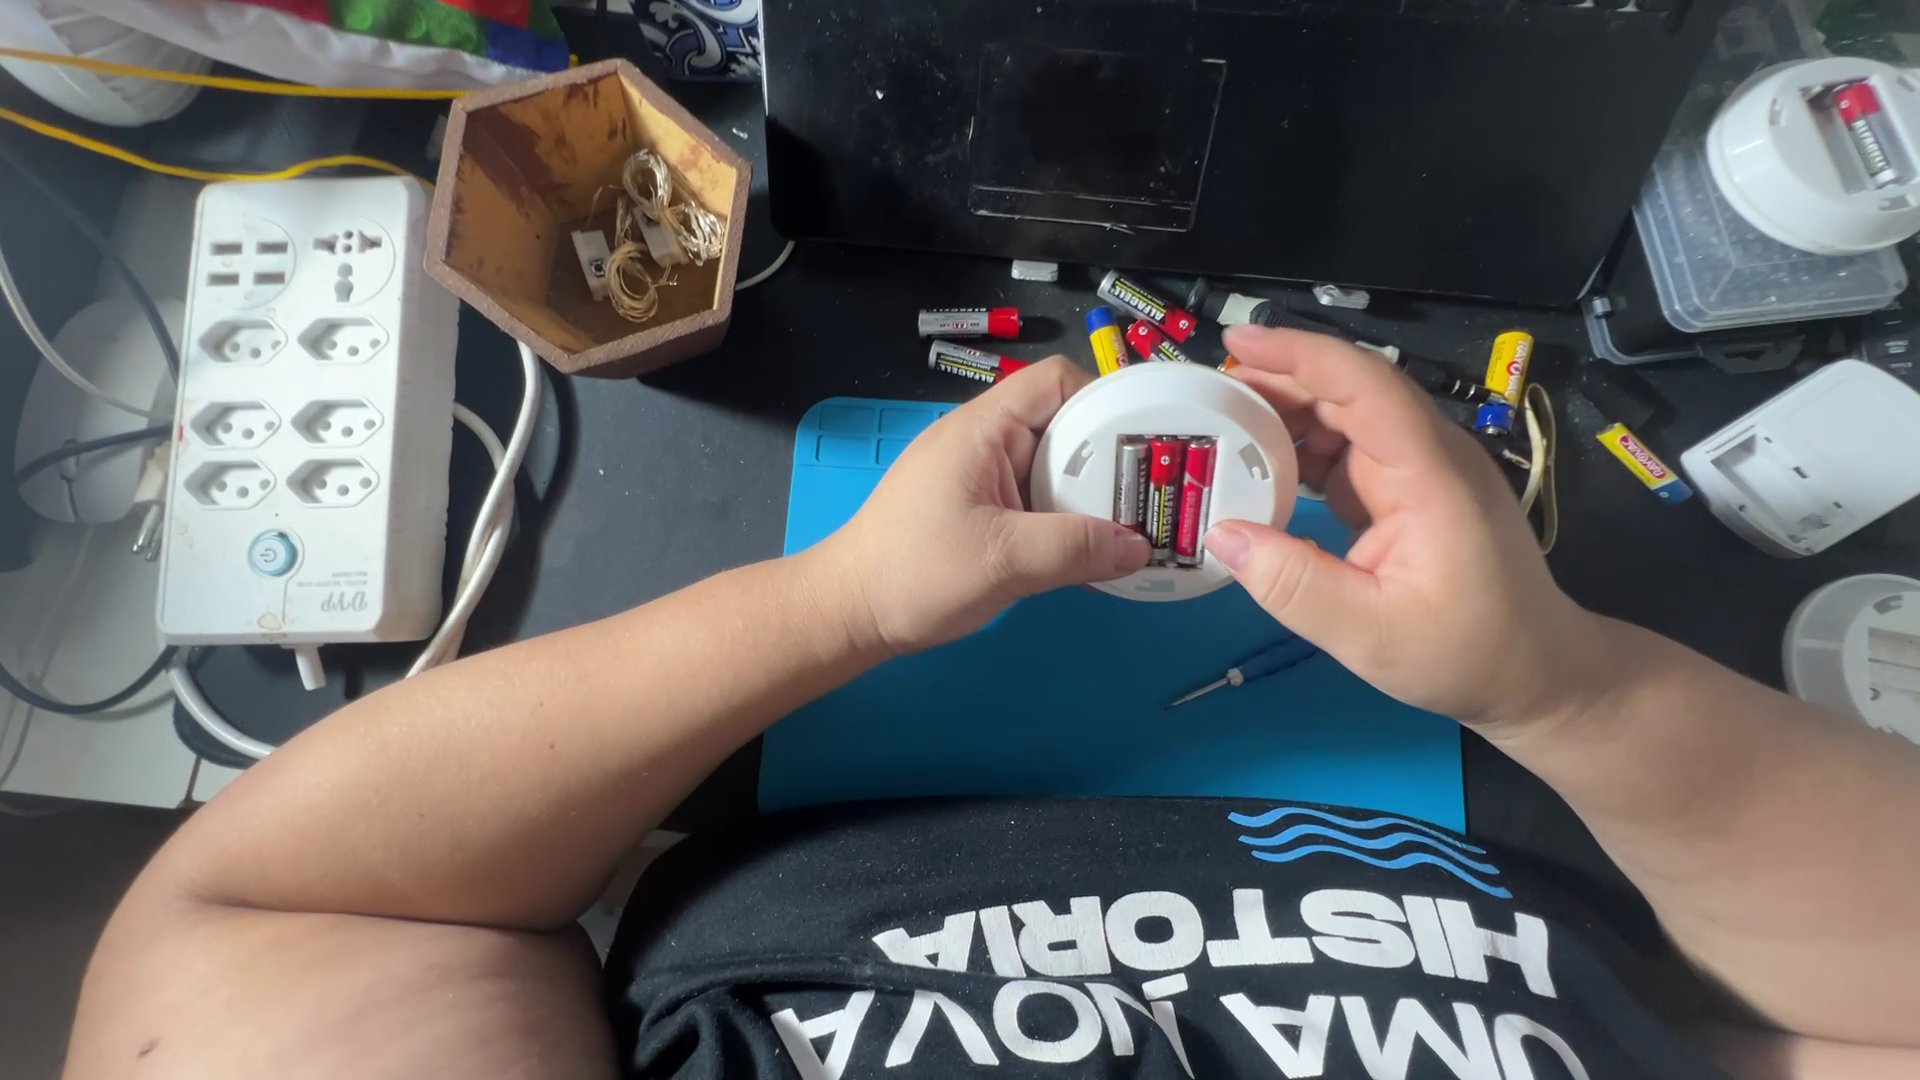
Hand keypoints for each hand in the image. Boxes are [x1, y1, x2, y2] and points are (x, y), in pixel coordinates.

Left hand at [815, 358, 1152, 654]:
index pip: (1055, 381)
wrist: (850, 612)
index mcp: (982, 430)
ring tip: (1125, 526)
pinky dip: (1060, 519)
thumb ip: (1075, 549)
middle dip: (1105, 457)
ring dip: (1084, 495)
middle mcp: (981, 443)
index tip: (1142, 440)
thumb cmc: (915, 573)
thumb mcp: (1003, 560)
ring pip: (1047, 468)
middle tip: (1146, 494)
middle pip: (1059, 426)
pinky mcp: (973, 509)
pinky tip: (1083, 550)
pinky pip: (1030, 500)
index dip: (1104, 400)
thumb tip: (1139, 547)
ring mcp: (975, 477)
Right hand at [1205, 325, 1610, 729]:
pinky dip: (1294, 451)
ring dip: (1279, 415)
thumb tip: (1220, 534)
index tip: (1235, 344)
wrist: (1535, 672)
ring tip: (1216, 427)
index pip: (1365, 386)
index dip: (1300, 356)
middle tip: (1202, 395)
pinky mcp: (1401, 490)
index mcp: (1429, 475)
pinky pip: (1341, 452)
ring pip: (1340, 417)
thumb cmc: (1465, 652)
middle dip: (1274, 381)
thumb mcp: (1369, 635)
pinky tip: (1254, 466)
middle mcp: (1425, 455)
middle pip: (1346, 391)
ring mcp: (1415, 470)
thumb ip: (1291, 585)